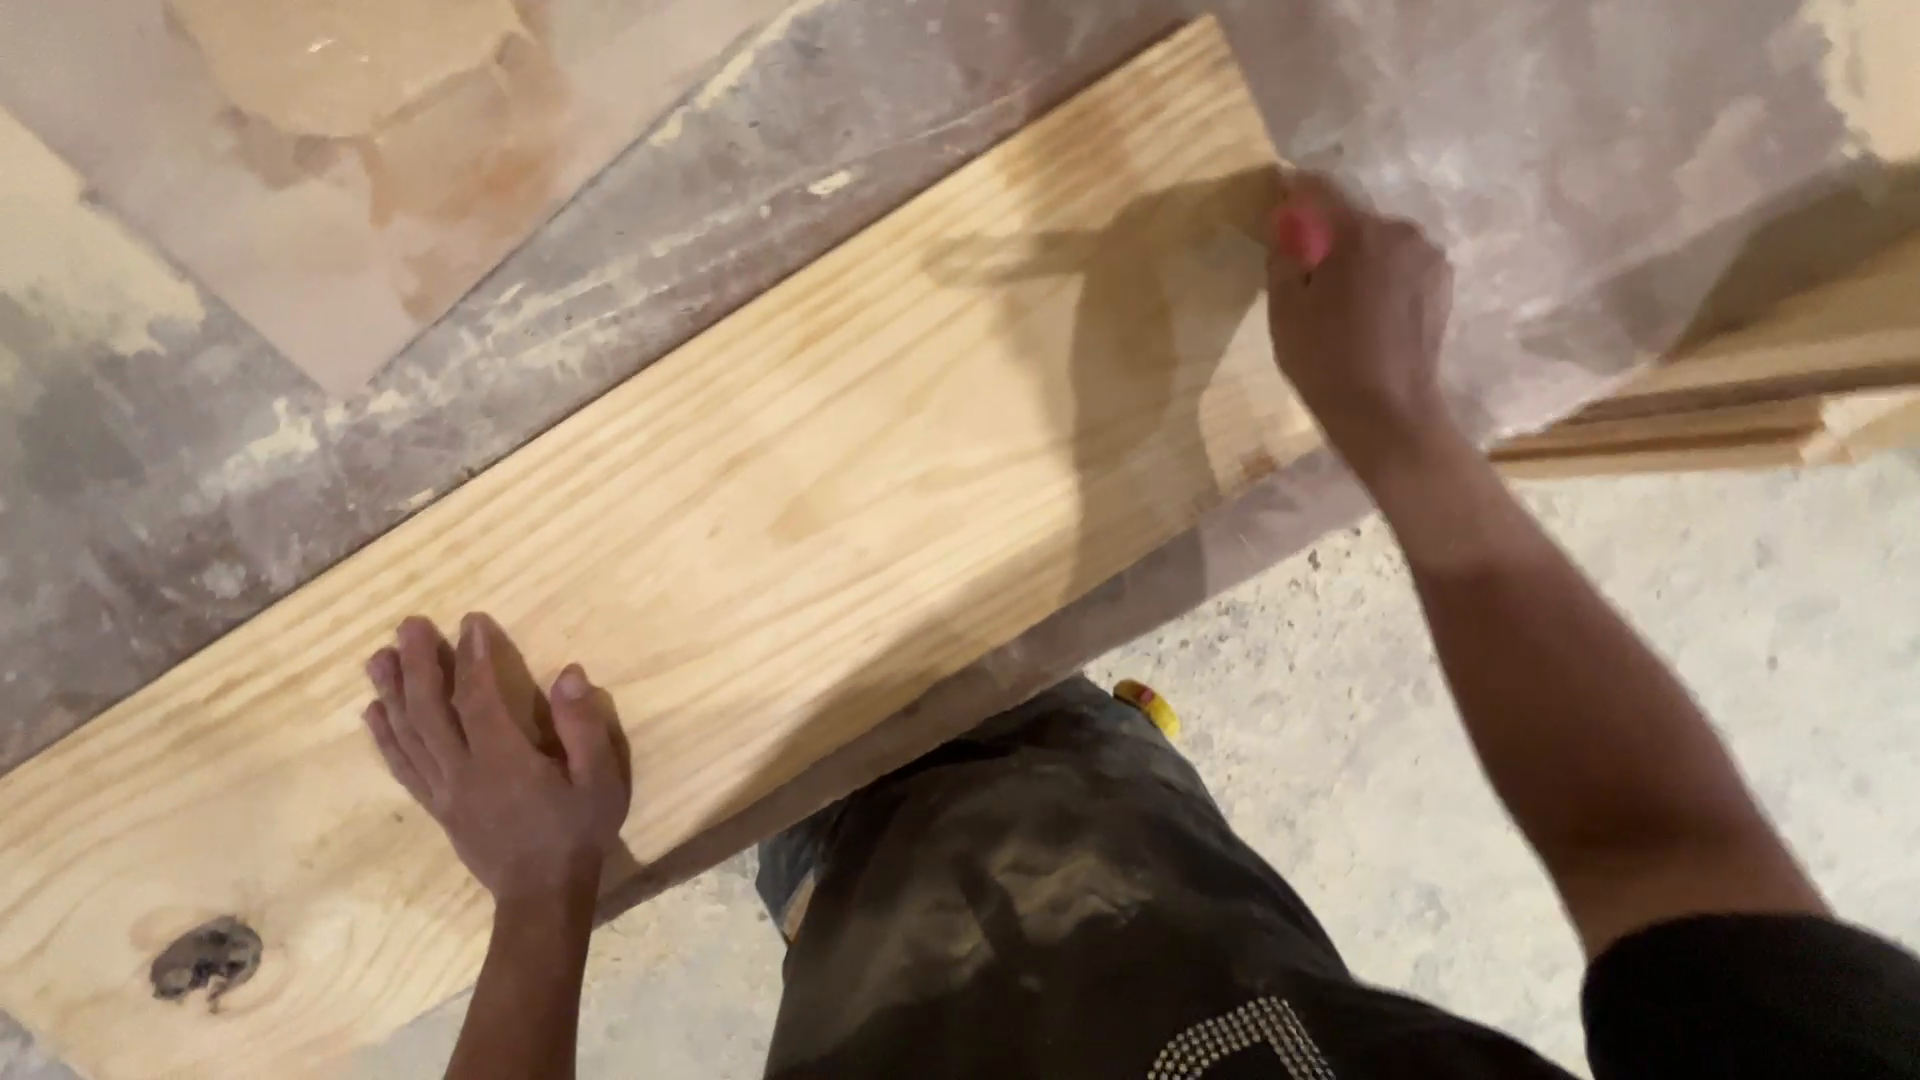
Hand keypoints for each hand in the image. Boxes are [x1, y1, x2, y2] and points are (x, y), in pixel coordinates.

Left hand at [363, 614, 631, 904]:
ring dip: (391, 693)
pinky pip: (403, 766)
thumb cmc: (578, 830)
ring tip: (377, 656)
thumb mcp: (600, 777)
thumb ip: (582, 725)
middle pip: (429, 711)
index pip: (478, 698)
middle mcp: (462, 771)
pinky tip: (373, 713)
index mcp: (503, 760)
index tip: (471, 621)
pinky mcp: (437, 807)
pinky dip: (384, 737)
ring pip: (408, 735)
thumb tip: (569, 672)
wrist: (543, 894)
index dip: (472, 657)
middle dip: (418, 664)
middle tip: (409, 625)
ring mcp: (443, 791)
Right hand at [1266, 173, 1460, 482]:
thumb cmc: (1325, 362)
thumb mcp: (1285, 311)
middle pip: (1354, 219)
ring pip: (1379, 244)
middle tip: (1302, 266)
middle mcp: (1402, 232)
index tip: (1277, 185)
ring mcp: (1429, 258)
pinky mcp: (1442, 284)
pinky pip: (1399, 266)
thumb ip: (1283, 256)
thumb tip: (1284, 220)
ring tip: (1335, 298)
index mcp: (1360, 233)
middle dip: (1326, 234)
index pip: (1321, 190)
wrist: (1386, 411)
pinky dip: (1378, 277)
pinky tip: (1364, 312)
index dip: (1294, 187)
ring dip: (1355, 258)